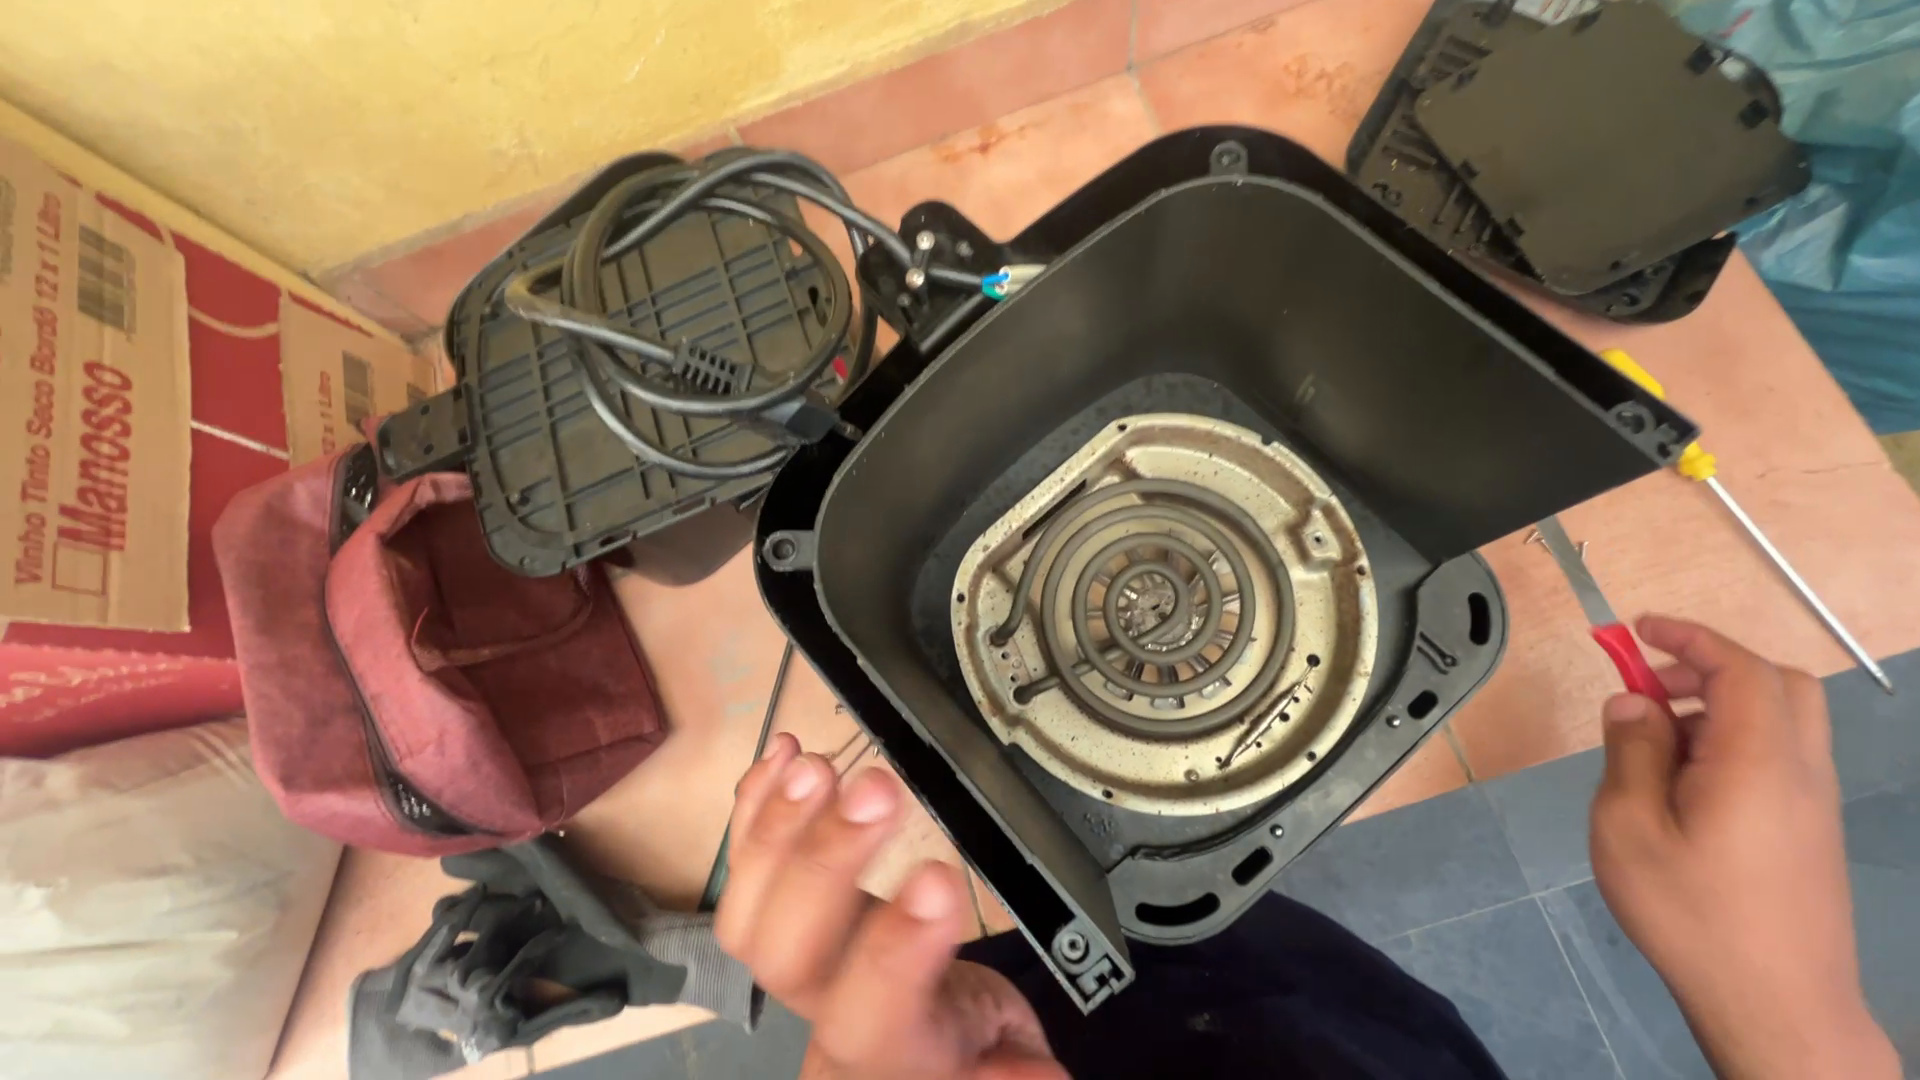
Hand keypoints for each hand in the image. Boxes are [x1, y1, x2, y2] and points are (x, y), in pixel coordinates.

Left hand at [716, 732, 1067, 1079]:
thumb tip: (1048, 1078)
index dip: (896, 952)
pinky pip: (742, 867)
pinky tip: (780, 756)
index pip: (875, 1015)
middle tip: (875, 788)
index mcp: (888, 1048)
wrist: (898, 1042)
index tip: (937, 877)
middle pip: (789, 955)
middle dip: (826, 864)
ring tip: (815, 767)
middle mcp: (821, 1007)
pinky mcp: (771, 911)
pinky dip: (756, 807)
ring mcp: (790, 958)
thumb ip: (1011, 1066)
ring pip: (749, 909)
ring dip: (780, 828)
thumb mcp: (1002, 1051)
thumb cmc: (955, 1038)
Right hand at [1590, 615, 1897, 1078]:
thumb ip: (1631, 752)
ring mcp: (1811, 804)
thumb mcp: (1628, 824)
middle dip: (1710, 667)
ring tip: (1649, 743)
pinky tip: (1679, 785)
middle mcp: (1799, 773)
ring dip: (1716, 707)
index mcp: (1757, 764)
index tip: (1635, 629)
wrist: (1776, 1004)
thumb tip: (1632, 702)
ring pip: (1781, 722)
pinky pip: (1777, 758)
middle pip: (1780, 686)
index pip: (1742, 671)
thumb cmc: (1690, 909)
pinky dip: (1728, 742)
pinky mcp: (1808, 831)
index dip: (1690, 638)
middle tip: (1648, 685)